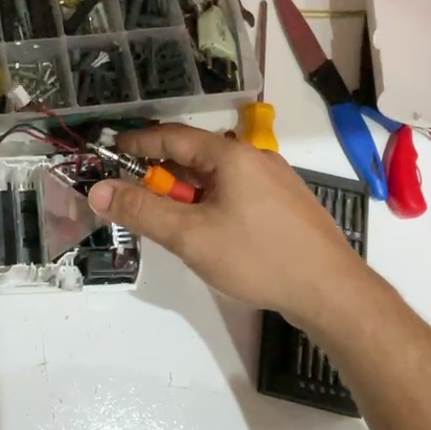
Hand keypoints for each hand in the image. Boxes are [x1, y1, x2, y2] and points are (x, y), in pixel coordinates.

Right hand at [87, 125, 372, 329]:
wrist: (333, 293)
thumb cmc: (258, 258)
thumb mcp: (190, 236)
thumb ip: (141, 211)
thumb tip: (97, 190)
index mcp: (231, 155)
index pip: (172, 136)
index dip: (137, 143)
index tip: (110, 152)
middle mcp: (255, 158)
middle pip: (194, 156)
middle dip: (160, 173)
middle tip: (134, 196)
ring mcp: (275, 180)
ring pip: (216, 176)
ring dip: (185, 191)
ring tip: (167, 218)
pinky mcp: (286, 205)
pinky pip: (236, 191)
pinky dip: (209, 201)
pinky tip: (206, 230)